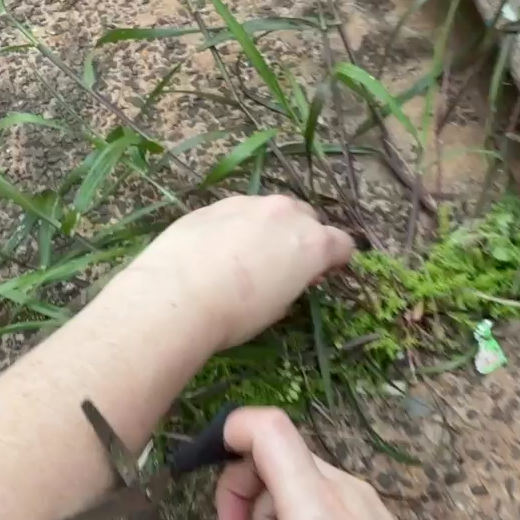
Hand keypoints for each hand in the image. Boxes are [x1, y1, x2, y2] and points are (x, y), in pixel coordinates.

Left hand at [105, 195, 354, 349]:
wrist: (176, 296)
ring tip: (249, 257)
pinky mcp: (213, 205)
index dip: (335, 261)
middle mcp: (284, 213)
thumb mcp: (277, 308)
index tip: (321, 275)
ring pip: (270, 210)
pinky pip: (237, 213)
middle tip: (285, 266)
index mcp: (311, 242)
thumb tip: (289, 280)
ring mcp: (247, 204)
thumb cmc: (235, 315)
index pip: (342, 243)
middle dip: (303, 238)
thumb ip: (292, 285)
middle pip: (307, 218)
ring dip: (269, 228)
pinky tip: (217, 251)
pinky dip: (237, 227)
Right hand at [145, 408, 492, 519]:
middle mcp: (341, 491)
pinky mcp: (367, 512)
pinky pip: (314, 493)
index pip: (269, 429)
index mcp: (320, 515)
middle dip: (236, 490)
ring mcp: (359, 498)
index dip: (223, 433)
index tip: (193, 477)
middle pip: (272, 450)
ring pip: (290, 473)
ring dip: (264, 511)